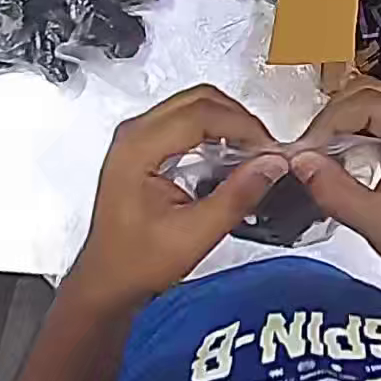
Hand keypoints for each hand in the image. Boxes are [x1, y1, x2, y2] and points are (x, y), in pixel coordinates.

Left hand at [68, 85, 286, 306]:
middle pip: (201, 100)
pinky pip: (190, 119)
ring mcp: (139, 136)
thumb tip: (271, 165)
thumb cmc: (137, 262)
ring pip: (197, 105)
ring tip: (253, 154)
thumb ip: (237, 196)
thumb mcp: (195, 235)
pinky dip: (218, 130)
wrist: (109, 281)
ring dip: (230, 123)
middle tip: (264, 149)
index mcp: (137, 149)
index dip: (243, 127)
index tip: (268, 149)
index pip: (202, 114)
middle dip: (240, 120)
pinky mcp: (148, 145)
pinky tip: (232, 157)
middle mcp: (135, 134)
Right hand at [286, 78, 380, 291]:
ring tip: (321, 154)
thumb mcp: (378, 223)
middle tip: (310, 150)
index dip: (331, 121)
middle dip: (331, 118)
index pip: (369, 103)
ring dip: (338, 122)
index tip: (308, 149)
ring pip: (366, 99)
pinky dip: (348, 129)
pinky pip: (371, 115)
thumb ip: (337, 192)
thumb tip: (303, 163)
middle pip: (366, 92)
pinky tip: (338, 155)